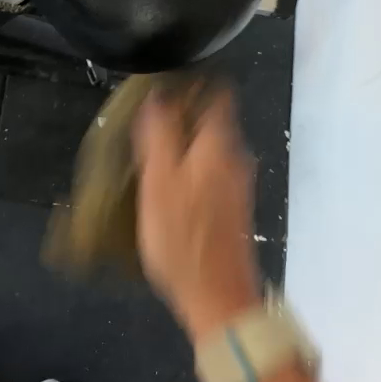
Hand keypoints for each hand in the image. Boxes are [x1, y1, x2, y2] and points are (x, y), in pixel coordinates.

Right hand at [134, 88, 262, 341]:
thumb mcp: (159, 180)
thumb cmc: (183, 236)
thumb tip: (159, 94)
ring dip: (181, 143)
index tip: (161, 86)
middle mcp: (236, 156)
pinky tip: (163, 183)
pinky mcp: (231, 206)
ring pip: (207, 145)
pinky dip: (187, 167)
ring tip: (147, 153)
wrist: (218, 298)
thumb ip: (160, 133)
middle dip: (180, 114)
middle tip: (144, 122)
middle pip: (210, 118)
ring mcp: (236, 182)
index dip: (190, 83)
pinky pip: (208, 169)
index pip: (217, 92)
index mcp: (220, 143)